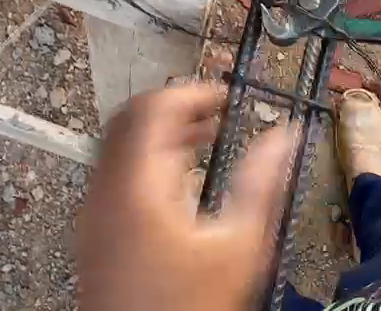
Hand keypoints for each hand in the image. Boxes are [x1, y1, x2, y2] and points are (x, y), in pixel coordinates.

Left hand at [77, 82, 295, 310]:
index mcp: (136, 182)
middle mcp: (106, 187)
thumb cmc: (188, 308)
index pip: (154, 106)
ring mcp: (94, 210)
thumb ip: (261, 182)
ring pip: (122, 142)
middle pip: (132, 117)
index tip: (224, 97)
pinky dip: (146, 159)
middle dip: (176, 106)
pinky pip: (116, 171)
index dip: (191, 91)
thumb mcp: (238, 246)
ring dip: (162, 131)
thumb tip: (285, 136)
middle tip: (215, 111)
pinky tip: (182, 180)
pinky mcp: (94, 230)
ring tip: (206, 138)